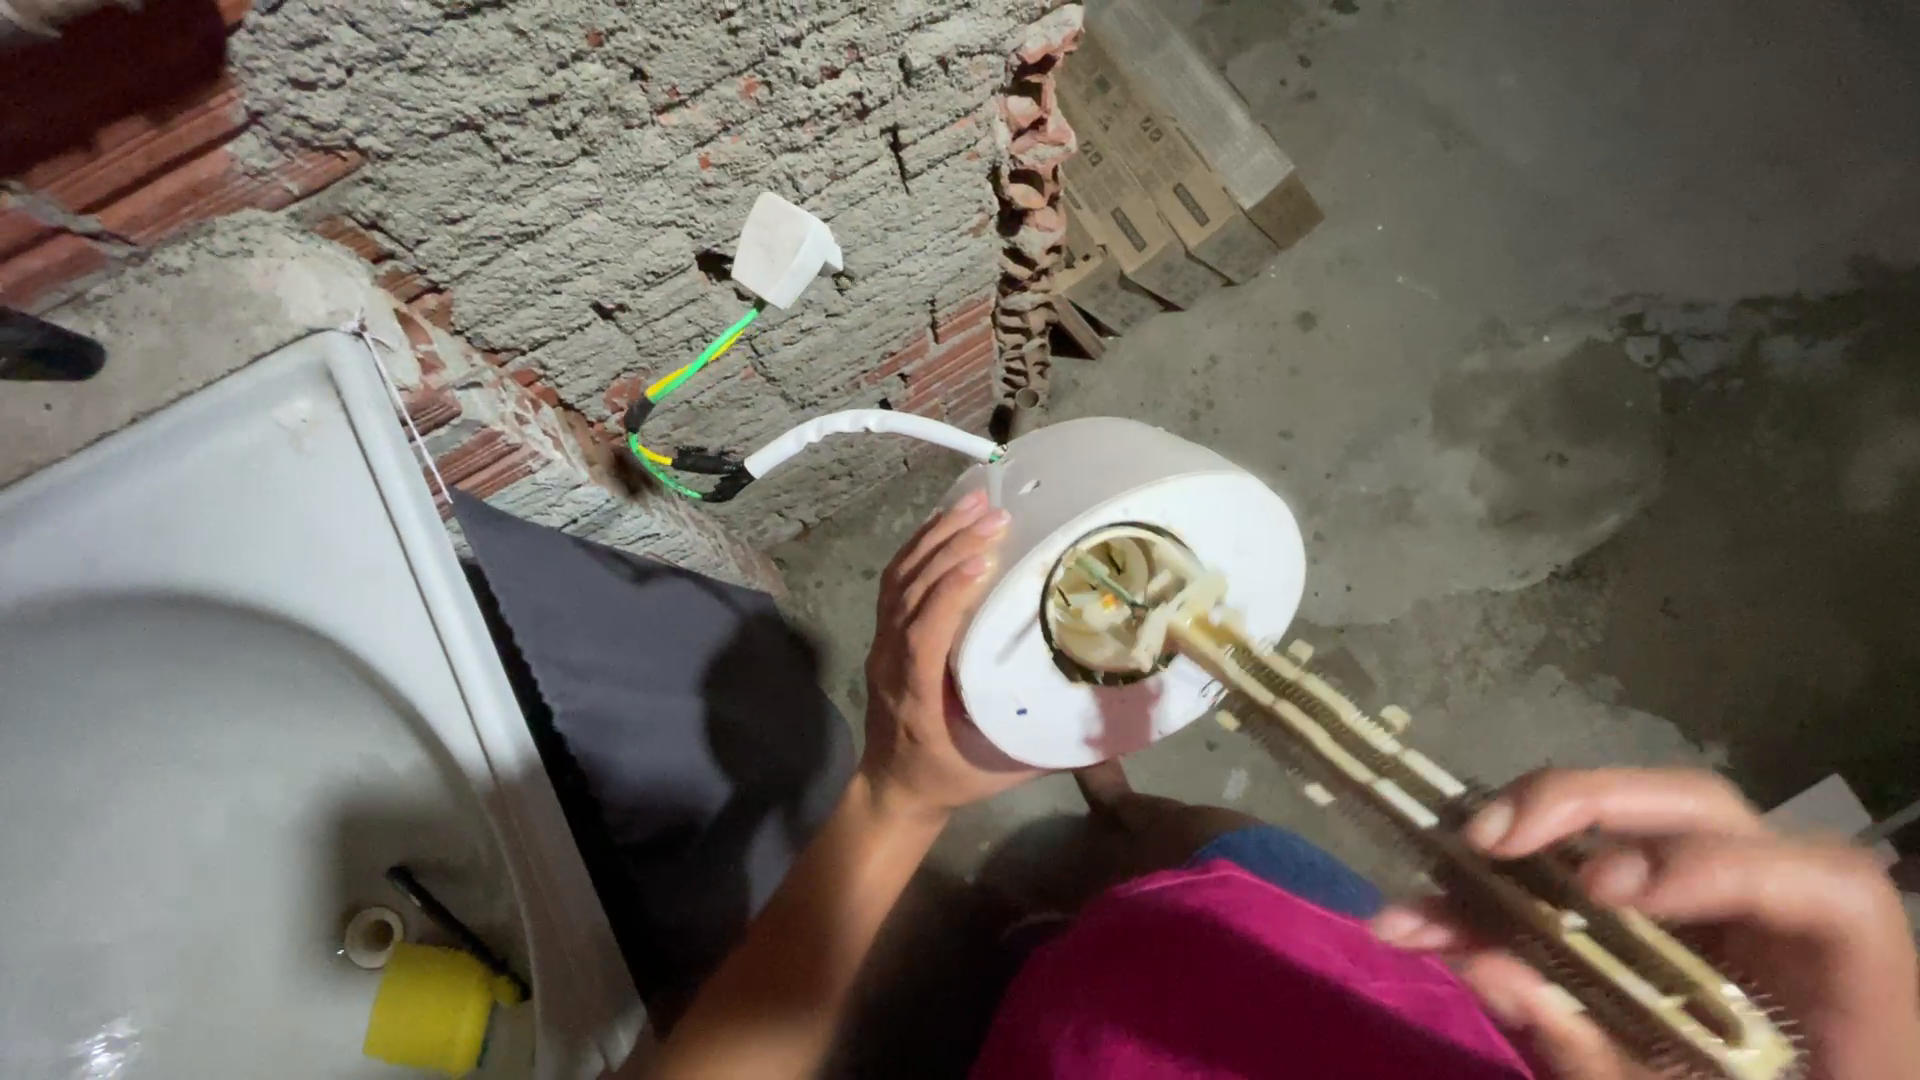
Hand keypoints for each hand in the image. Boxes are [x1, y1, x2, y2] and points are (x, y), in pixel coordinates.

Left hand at [859, 490, 1044, 820]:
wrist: (894, 787)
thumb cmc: (951, 778)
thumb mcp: (1005, 771)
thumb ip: (1055, 747)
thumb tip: (1115, 723)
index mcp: (916, 697)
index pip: (922, 637)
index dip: (947, 596)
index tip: (982, 561)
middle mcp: (890, 662)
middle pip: (910, 595)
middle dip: (950, 549)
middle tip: (996, 516)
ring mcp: (880, 644)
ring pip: (899, 579)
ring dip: (935, 537)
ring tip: (975, 503)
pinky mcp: (882, 632)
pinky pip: (894, 581)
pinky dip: (919, 545)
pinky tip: (945, 521)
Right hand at [1371, 768, 1919, 1079]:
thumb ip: (1601, 1058)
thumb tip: (1487, 966)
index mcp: (1840, 987)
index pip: (1823, 889)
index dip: (1713, 867)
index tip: (1599, 894)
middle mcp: (1772, 917)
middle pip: (1693, 808)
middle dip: (1577, 805)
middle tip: (1489, 840)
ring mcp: (1701, 900)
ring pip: (1615, 816)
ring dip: (1517, 825)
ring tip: (1445, 860)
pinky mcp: (1633, 908)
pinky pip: (1559, 866)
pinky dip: (1488, 886)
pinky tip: (1421, 915)